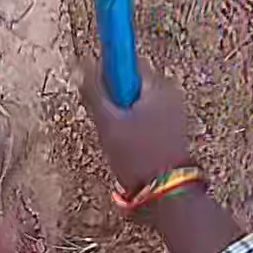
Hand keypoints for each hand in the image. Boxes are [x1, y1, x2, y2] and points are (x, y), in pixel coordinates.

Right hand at [80, 59, 194, 191]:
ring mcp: (173, 111)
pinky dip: (131, 125)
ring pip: (136, 101)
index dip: (107, 72)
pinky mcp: (171, 129)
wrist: (165, 190)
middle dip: (113, 96)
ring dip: (120, 113)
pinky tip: (126, 144)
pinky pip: (144, 116)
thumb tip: (80, 64)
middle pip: (131, 82)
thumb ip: (93, 91)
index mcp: (158, 85)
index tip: (95, 89)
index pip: (127, 61)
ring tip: (115, 136)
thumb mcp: (108, 122)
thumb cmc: (137, 154)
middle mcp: (170, 93)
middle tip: (104, 119)